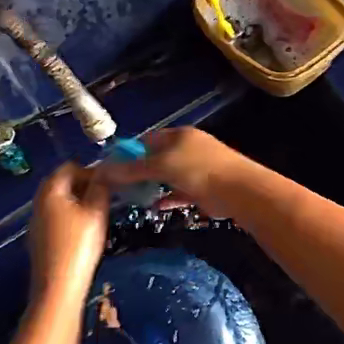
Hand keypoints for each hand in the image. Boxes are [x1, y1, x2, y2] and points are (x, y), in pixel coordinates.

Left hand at [27, 163, 108, 301]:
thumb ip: (101, 186)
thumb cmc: (79, 245)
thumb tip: (106, 170)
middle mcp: (38, 202)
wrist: (58, 287)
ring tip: (99, 214)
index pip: (68, 167)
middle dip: (84, 185)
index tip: (109, 183)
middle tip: (106, 197)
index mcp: (50, 191)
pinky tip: (85, 231)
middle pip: (61, 183)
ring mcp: (36, 222)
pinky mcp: (39, 238)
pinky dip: (71, 216)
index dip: (90, 170)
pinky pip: (56, 216)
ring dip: (79, 201)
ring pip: (59, 201)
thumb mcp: (96, 211)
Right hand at [90, 128, 249, 210]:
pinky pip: (180, 192)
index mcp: (179, 135)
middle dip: (138, 171)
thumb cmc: (199, 170)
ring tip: (131, 198)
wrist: (239, 191)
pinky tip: (154, 207)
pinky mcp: (204, 189)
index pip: (148, 139)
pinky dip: (167, 198)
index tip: (111, 167)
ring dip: (152, 186)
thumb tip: (104, 171)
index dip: (129, 151)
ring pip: (168, 176)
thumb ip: (133, 169)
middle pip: (157, 158)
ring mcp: (198, 168)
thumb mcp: (162, 166)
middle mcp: (188, 148)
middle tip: (118, 186)